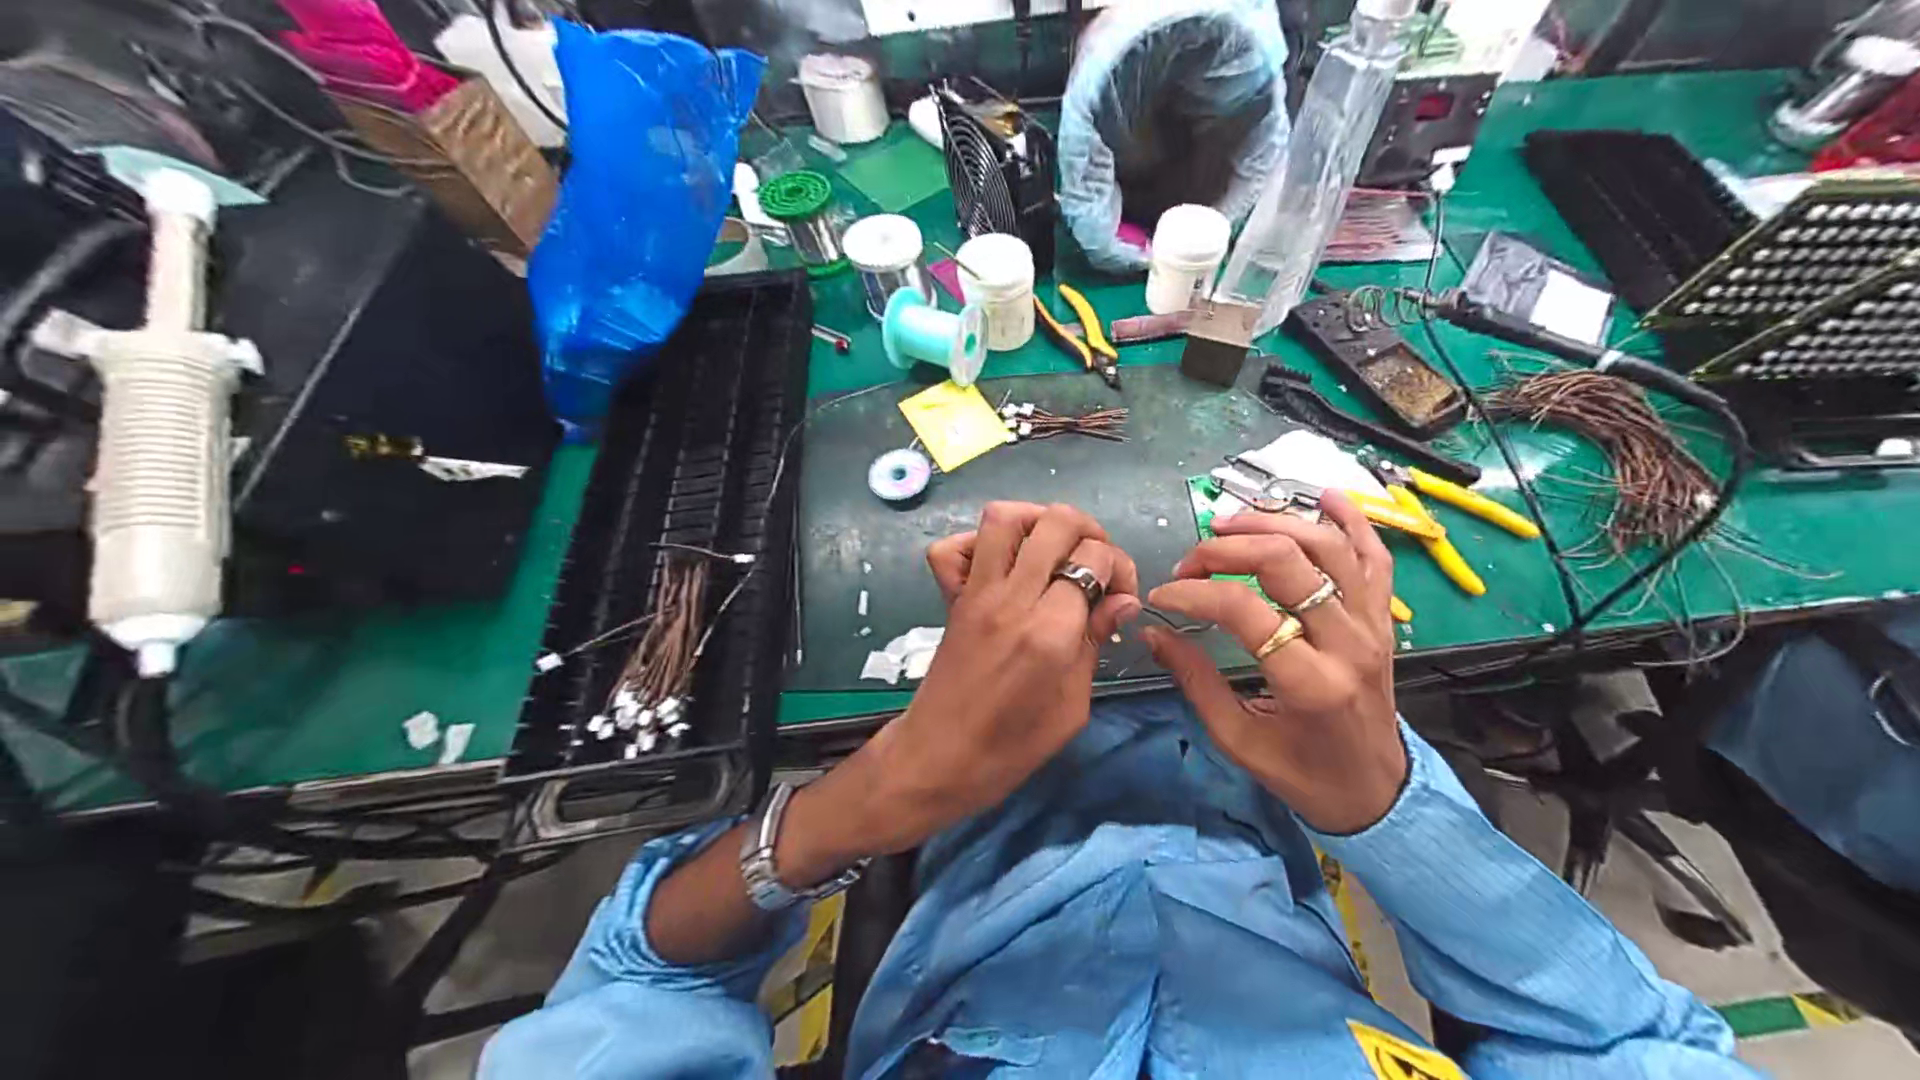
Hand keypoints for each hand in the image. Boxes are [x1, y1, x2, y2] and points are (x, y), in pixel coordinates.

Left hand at [785, 503, 1138, 872]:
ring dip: (1036, 520)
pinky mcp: (951, 598)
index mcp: (1049, 631)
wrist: (940, 759)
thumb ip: (1095, 641)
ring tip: (1053, 549)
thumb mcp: (1073, 705)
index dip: (1118, 568)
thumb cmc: (1013, 747)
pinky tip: (1001, 566)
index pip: (1094, 557)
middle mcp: (1011, 599)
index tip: (1117, 598)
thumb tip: (1122, 600)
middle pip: (1054, 521)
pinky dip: (977, 544)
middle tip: (1093, 564)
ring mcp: (975, 594)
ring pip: (1002, 517)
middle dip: (1088, 530)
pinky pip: (951, 549)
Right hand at [1142, 492, 1405, 833]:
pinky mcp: (1382, 619)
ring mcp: (1373, 625)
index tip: (1161, 596)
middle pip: (1286, 562)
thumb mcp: (1237, 739)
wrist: (1378, 794)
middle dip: (1225, 549)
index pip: (1242, 609)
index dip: (1193, 591)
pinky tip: (1322, 495)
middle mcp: (1348, 643)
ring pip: (1328, 546)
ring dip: (1272, 522)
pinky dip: (1351, 520)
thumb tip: (1153, 631)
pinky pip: (1374, 556)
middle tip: (1190, 560)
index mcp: (1309, 681)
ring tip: (1226, 522)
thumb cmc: (1303, 774)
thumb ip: (1194, 680)